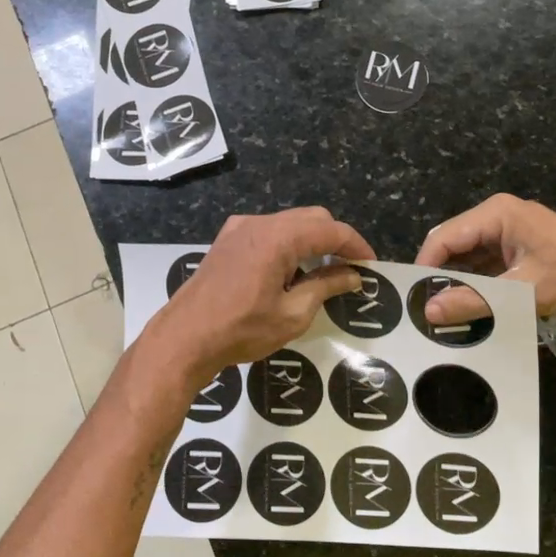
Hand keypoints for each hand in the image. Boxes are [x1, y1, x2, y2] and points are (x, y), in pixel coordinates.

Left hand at [145, 208, 374, 385]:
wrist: (183, 338)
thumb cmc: (240, 330)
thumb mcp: (292, 314)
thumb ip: (326, 286)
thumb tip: (353, 275)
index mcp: (278, 237)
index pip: (331, 230)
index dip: (356, 245)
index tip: (371, 265)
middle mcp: (258, 223)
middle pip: (311, 218)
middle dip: (335, 239)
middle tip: (350, 269)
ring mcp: (238, 229)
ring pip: (289, 223)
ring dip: (310, 242)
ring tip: (321, 275)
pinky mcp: (226, 240)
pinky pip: (267, 232)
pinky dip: (287, 245)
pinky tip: (288, 275)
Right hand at [415, 194, 555, 325]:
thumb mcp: (523, 291)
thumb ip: (474, 300)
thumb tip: (429, 313)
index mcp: (498, 213)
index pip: (444, 237)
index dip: (424, 266)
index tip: (410, 298)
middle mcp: (501, 216)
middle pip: (455, 244)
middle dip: (440, 275)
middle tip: (423, 309)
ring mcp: (514, 232)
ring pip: (471, 256)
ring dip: (459, 282)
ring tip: (442, 313)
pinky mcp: (524, 248)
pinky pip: (489, 264)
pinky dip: (479, 284)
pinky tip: (470, 307)